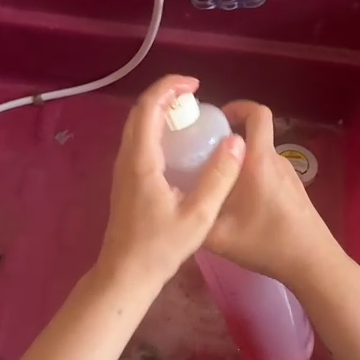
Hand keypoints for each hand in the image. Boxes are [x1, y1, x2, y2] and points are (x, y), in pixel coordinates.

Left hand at [96, 76, 244, 288]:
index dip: (170, 88)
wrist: (124, 274)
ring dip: (160, 111)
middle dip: (167, 95)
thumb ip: (219, 177)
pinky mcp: (125, 179)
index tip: (195, 85)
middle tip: (196, 96)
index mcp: (141, 160)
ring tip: (190, 114)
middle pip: (140, 111)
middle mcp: (126, 157)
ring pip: (137, 125)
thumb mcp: (199, 215)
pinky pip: (139, 140)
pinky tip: (179, 143)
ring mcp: (123, 168)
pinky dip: (157, 128)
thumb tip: (236, 141)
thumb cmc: (160, 247)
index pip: (148, 107)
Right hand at [205, 101, 348, 290]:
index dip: (238, 107)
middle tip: (203, 153)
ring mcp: (288, 176)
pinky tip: (237, 203)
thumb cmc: (266, 242)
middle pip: (254, 134)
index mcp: (259, 161)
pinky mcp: (294, 191)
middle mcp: (276, 161)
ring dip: (239, 161)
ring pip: (259, 156)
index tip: (216, 119)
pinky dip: (251, 177)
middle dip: (229, 138)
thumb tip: (171, 205)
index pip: (258, 113)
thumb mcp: (218, 236)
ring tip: (216, 181)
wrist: (312, 263)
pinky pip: (268, 172)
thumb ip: (194, 215)